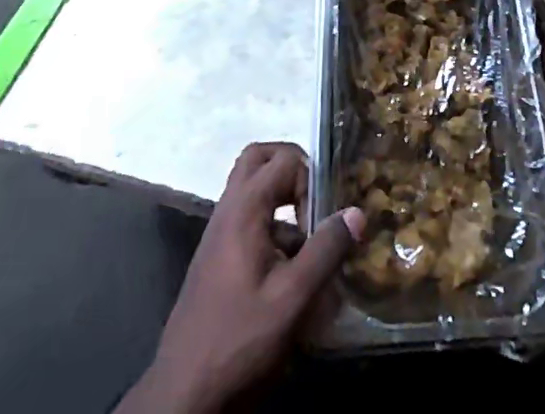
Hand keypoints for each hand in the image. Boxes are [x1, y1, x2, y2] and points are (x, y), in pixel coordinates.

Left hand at [119, 143, 363, 413]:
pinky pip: (250, 220)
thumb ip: (325, 251)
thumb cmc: (240, 336)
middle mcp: (228, 209)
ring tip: (312, 240)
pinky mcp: (221, 254)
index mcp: (243, 209)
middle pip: (258, 159)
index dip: (310, 178)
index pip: (282, 159)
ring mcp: (221, 231)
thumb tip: (357, 212)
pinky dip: (275, 228)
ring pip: (253, 190)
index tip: (322, 218)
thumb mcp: (292, 298)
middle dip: (293, 168)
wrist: (187, 385)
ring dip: (284, 200)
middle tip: (318, 198)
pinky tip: (295, 271)